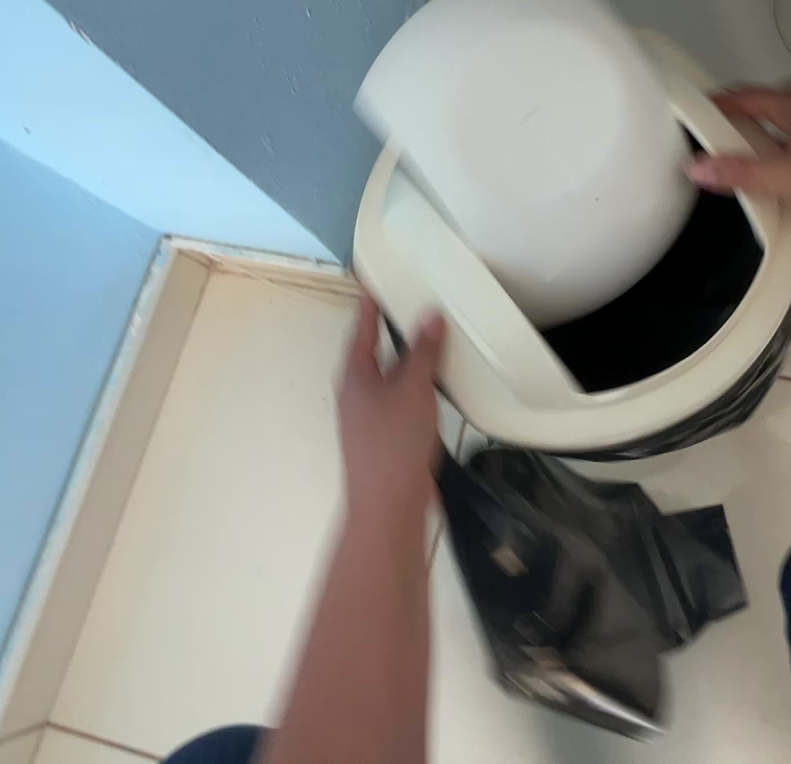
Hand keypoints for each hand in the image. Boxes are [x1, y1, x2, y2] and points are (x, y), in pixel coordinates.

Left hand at [336, 295, 447, 518]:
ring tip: (429, 343)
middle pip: (372, 354)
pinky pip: (401, 401)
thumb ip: (423, 352)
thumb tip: (430, 318)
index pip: (361, 329)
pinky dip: (417, 387)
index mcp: (355, 377)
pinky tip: (435, 391)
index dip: (369, 305)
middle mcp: (357, 395)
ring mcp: (369, 420)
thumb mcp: (413, 389)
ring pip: (389, 379)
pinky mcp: (386, 439)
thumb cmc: (393, 444)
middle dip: (389, 332)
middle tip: (408, 307)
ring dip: (407, 361)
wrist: (388, 507)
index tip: (374, 283)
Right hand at [687, 83, 790, 215]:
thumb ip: (738, 173)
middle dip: (740, 119)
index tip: (695, 113)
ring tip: (755, 158)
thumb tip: (698, 167)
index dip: (714, 106)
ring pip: (790, 118)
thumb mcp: (785, 179)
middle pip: (765, 104)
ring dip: (769, 133)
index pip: (740, 97)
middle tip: (720, 138)